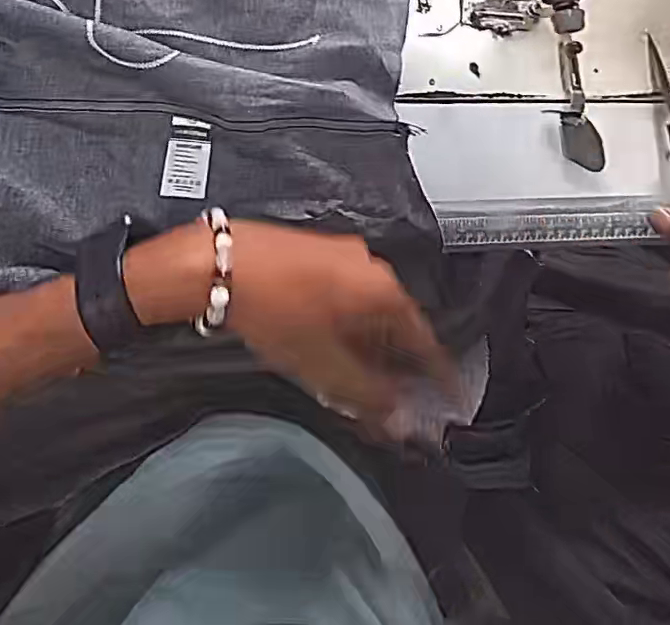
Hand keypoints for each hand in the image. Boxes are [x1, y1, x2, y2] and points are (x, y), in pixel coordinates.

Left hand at [125, 219, 453, 428]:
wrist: (221, 262)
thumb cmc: (269, 302)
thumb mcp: (323, 364)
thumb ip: (367, 395)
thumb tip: (395, 416)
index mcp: (380, 287)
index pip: (424, 340)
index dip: (438, 374)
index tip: (447, 395)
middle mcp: (367, 264)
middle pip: (395, 323)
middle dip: (394, 363)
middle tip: (391, 396)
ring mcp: (340, 253)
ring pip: (367, 307)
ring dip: (366, 343)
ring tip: (352, 375)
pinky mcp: (315, 252)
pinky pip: (344, 291)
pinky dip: (344, 321)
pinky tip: (326, 342)